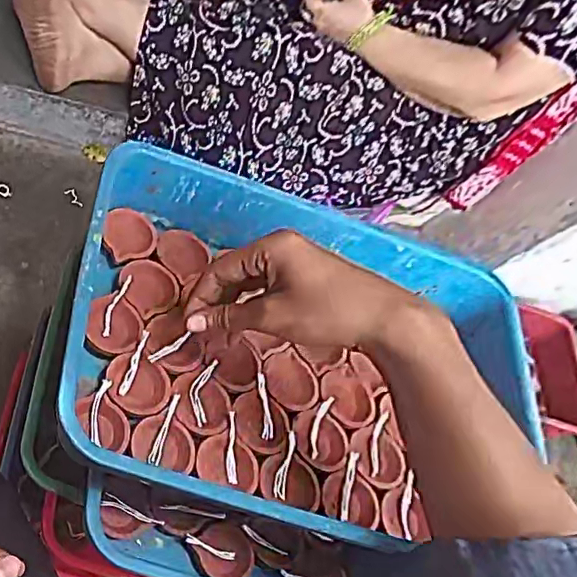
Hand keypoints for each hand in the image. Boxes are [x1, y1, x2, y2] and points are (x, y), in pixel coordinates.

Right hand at [182, 229, 428, 351]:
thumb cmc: (330, 313)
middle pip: (231, 272)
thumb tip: (193, 322)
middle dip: (212, 300)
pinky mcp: (303, 275)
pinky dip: (248, 304)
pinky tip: (240, 323)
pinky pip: (263, 286)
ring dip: (229, 304)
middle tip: (200, 328)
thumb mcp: (272, 316)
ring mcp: (293, 259)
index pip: (219, 268)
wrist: (387, 320)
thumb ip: (228, 317)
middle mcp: (279, 246)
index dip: (200, 297)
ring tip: (217, 330)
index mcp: (271, 247)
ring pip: (246, 281)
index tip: (189, 323)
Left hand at [303, 0, 377, 44]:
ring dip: (321, 2)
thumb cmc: (358, 14)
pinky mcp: (327, 32)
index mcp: (320, 10)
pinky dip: (324, 10)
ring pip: (317, 12)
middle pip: (311, 5)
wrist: (364, 37)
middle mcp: (317, 21)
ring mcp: (321, 28)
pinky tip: (334, 5)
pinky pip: (322, 18)